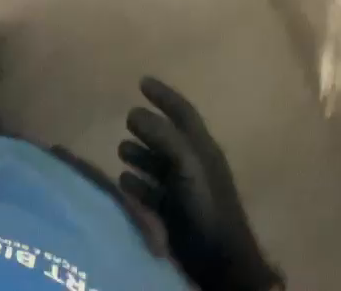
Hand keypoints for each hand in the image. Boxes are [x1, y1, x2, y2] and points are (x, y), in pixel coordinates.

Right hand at [118, 78, 279, 290]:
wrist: (219, 260)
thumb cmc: (206, 206)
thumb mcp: (187, 164)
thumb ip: (163, 136)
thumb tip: (134, 112)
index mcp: (203, 148)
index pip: (183, 112)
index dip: (164, 95)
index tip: (141, 81)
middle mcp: (193, 164)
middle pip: (167, 137)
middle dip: (146, 127)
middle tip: (126, 120)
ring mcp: (184, 189)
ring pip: (157, 163)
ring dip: (139, 154)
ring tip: (121, 150)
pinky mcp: (175, 212)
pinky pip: (152, 191)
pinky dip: (137, 183)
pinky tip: (125, 181)